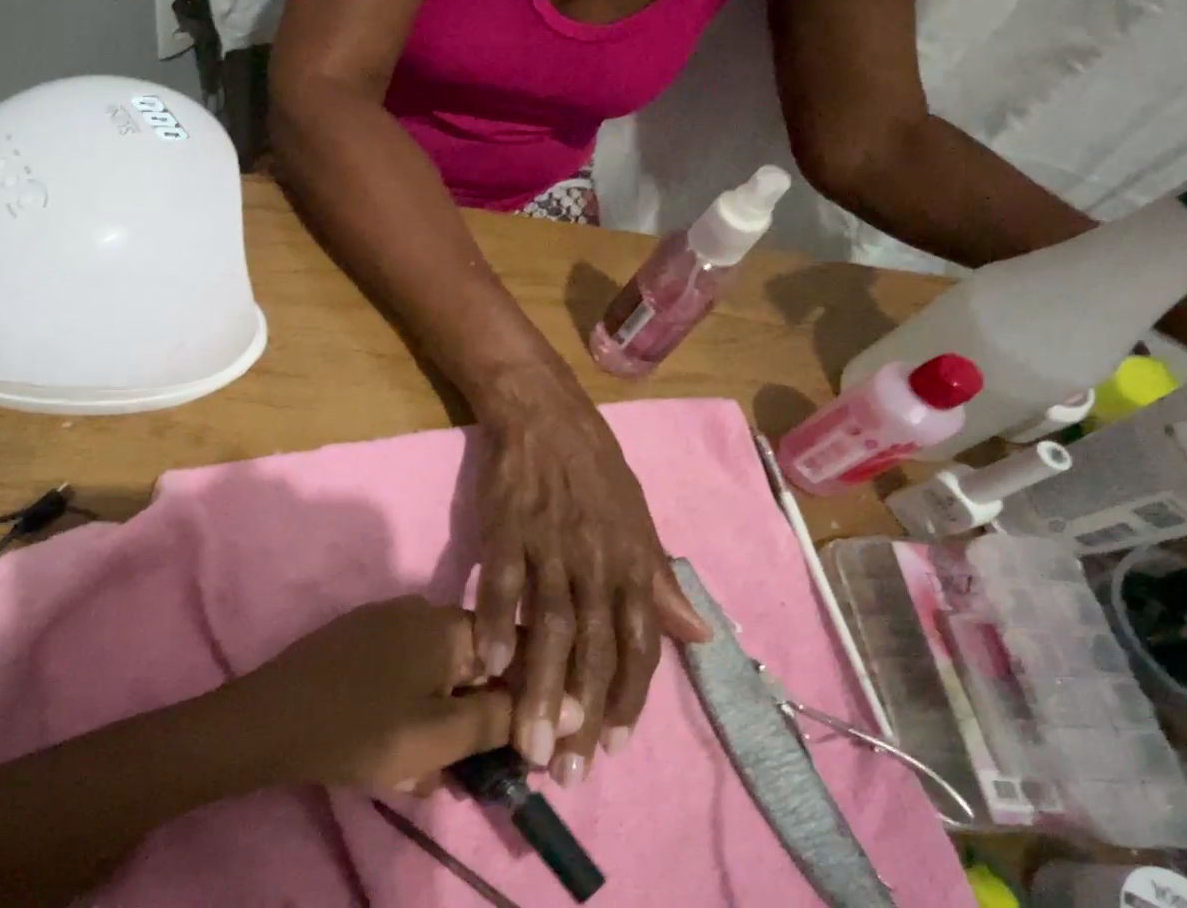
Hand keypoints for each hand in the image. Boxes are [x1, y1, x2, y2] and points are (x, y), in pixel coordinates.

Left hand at [223, 597, 582, 792]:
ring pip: (441, 676)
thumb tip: (572, 704)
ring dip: (446, 723)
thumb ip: (505, 718)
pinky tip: (400, 753)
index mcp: (447, 624)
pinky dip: (415, 711)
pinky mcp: (359, 642)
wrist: (267, 722)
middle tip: (474, 768)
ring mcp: (384, 623)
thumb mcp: (442, 735)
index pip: (516, 649)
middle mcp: (419, 610)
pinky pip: (407, 675)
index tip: (533, 745)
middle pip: (478, 663)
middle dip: (482, 718)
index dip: (532, 699)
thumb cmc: (361, 730)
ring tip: (429, 771)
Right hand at [472, 383, 710, 787]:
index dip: (626, 700)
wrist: (545, 415)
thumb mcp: (639, 522)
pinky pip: (502, 583)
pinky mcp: (507, 529)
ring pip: (548, 626)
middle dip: (578, 713)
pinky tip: (487, 666)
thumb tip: (699, 636)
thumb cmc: (594, 471)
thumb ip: (659, 582)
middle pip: (592, 649)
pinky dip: (496, 624)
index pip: (637, 645)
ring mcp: (550, 546)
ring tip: (525, 741)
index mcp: (632, 564)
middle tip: (562, 770)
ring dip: (539, 686)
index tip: (610, 750)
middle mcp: (596, 563)